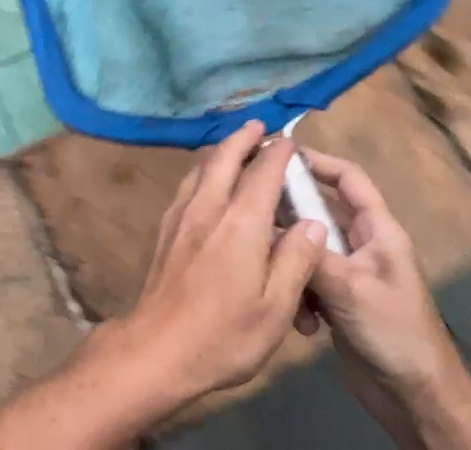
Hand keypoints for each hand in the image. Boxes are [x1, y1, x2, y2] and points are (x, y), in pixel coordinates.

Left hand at [105, 122, 330, 406]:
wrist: (158, 346)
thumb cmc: (225, 334)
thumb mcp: (275, 307)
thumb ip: (296, 261)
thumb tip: (312, 222)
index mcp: (239, 224)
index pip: (262, 175)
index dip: (277, 154)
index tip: (288, 139)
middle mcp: (207, 208)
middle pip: (223, 159)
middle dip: (242, 139)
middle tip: (257, 125)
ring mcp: (180, 216)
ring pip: (200, 169)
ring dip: (219, 151)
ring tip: (234, 146)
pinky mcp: (165, 229)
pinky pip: (187, 185)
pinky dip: (203, 171)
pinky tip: (206, 181)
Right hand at [298, 148, 470, 449]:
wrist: (419, 400)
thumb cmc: (395, 334)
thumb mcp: (350, 289)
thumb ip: (310, 253)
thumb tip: (270, 224)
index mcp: (378, 231)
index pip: (348, 177)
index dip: (316, 161)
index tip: (274, 156)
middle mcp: (362, 244)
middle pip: (317, 210)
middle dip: (287, 215)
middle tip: (249, 213)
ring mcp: (350, 273)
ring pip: (306, 247)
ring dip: (290, 263)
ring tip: (277, 279)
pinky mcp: (338, 300)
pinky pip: (306, 280)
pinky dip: (298, 294)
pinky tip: (300, 322)